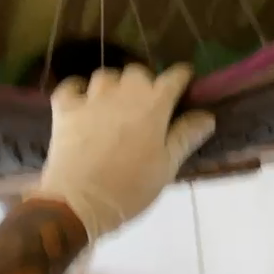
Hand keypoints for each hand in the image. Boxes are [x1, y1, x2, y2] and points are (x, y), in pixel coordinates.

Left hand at [30, 64, 214, 241]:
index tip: (185, 83)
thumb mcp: (167, 166)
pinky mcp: (65, 107)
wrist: (79, 201)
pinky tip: (83, 101)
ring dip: (113, 85)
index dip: (181, 77)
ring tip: (115, 103)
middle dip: (145, 82)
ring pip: (106, 75)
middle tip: (147, 104)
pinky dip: (78, 89)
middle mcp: (124, 92)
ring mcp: (92, 97)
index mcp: (154, 105)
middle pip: (138, 72)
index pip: (174, 77)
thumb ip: (186, 136)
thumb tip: (208, 116)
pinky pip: (71, 86)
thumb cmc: (131, 188)